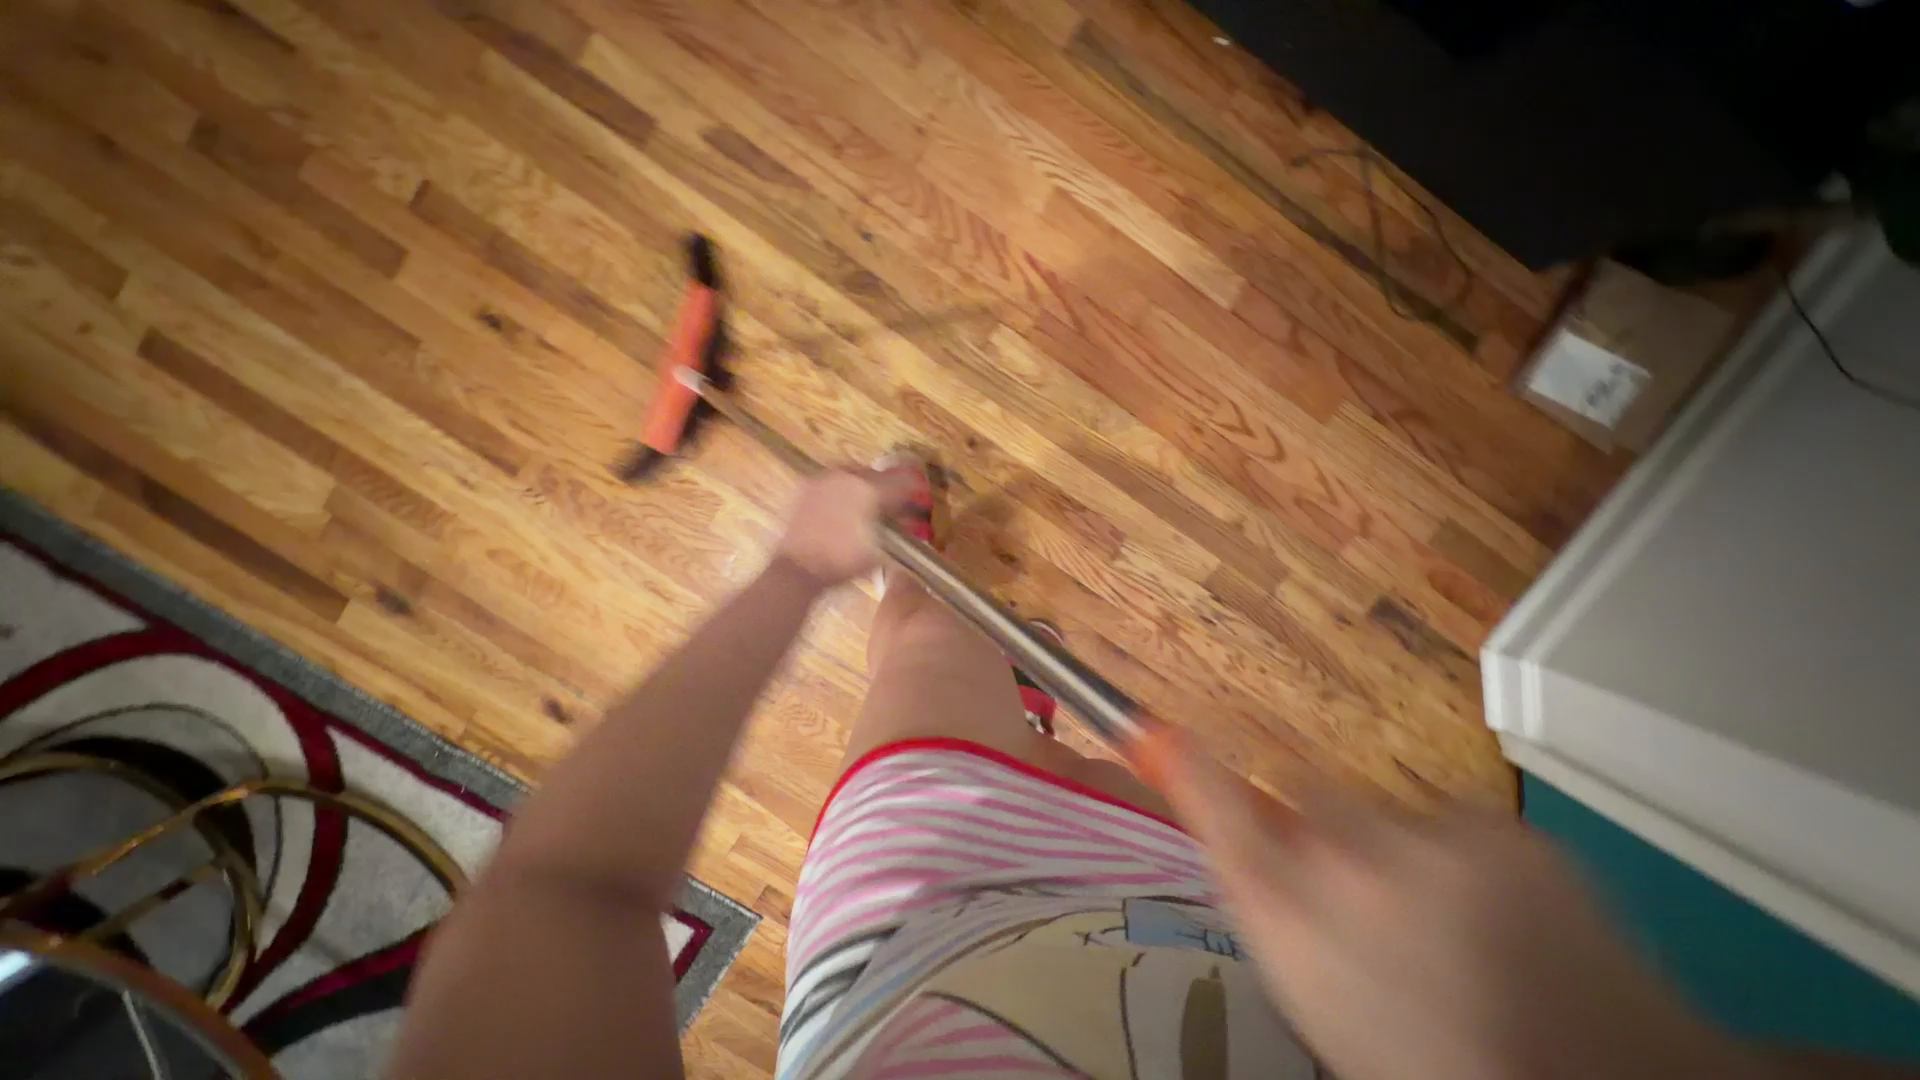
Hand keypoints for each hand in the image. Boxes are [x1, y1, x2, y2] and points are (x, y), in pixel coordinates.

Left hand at [773, 469, 917, 586]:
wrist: (798, 568)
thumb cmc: (843, 563)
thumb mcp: (880, 550)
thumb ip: (898, 528)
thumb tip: (909, 518)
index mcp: (871, 489)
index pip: (903, 479)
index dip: (914, 488)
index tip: (918, 496)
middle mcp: (848, 475)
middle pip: (876, 473)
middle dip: (887, 485)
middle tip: (892, 501)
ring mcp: (824, 478)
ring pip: (852, 472)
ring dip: (863, 484)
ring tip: (866, 500)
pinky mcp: (806, 486)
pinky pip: (831, 480)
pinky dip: (841, 488)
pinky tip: (841, 503)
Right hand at [1139, 731, 1758, 1079]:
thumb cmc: (1425, 1058)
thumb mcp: (1318, 996)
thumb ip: (1273, 905)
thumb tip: (1246, 833)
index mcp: (1287, 917)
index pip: (1218, 813)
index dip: (1188, 765)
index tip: (1157, 728)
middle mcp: (1340, 863)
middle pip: (1304, 796)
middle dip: (1322, 826)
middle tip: (1367, 891)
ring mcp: (1423, 838)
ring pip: (1380, 809)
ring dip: (1394, 844)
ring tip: (1445, 917)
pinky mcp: (1497, 826)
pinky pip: (1450, 818)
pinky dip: (1460, 853)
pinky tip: (1499, 910)